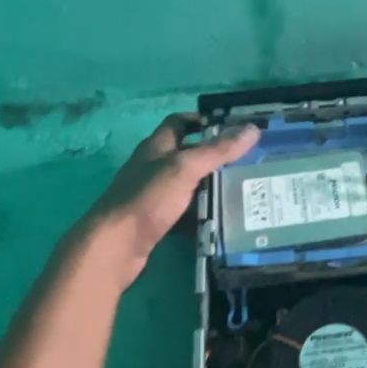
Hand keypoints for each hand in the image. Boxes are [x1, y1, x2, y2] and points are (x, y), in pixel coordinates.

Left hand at [63, 114, 258, 291]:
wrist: (115, 247)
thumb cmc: (147, 199)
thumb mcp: (184, 168)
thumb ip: (217, 150)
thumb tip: (252, 129)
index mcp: (156, 147)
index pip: (179, 122)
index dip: (203, 120)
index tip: (232, 127)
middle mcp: (153, 167)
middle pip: (187, 153)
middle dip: (215, 155)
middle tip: (247, 160)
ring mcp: (153, 195)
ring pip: (188, 183)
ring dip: (211, 184)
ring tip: (243, 187)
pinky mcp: (156, 220)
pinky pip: (185, 210)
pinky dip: (202, 211)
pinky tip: (222, 217)